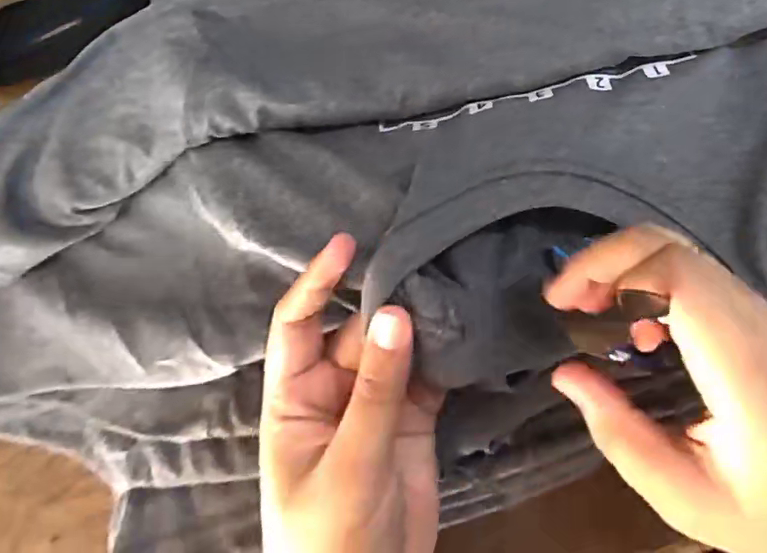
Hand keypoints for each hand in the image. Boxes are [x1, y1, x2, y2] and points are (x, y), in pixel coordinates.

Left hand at [260, 234, 443, 552]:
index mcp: (296, 398)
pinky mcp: (413, 415)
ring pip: (399, 343)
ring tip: (457, 281)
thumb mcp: (349, 465)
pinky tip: (469, 323)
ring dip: (424, 319)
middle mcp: (335, 389)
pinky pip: (429, 369)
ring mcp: (377, 401)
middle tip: (431, 260)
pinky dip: (448, 349)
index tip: (347, 243)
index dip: (317, 281)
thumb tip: (395, 311)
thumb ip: (376, 389)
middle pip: (360, 327)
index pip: (297, 324)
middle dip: (390, 297)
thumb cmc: (328, 542)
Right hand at [544, 226, 766, 552]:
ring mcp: (752, 302)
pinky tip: (632, 325)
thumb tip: (566, 374)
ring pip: (674, 245)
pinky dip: (643, 275)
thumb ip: (622, 437)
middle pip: (667, 243)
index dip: (614, 273)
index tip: (567, 307)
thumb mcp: (691, 500)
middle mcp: (748, 314)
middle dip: (604, 259)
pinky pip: (686, 265)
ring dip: (621, 265)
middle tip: (564, 303)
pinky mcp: (748, 305)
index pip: (676, 274)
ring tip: (587, 311)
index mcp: (740, 362)